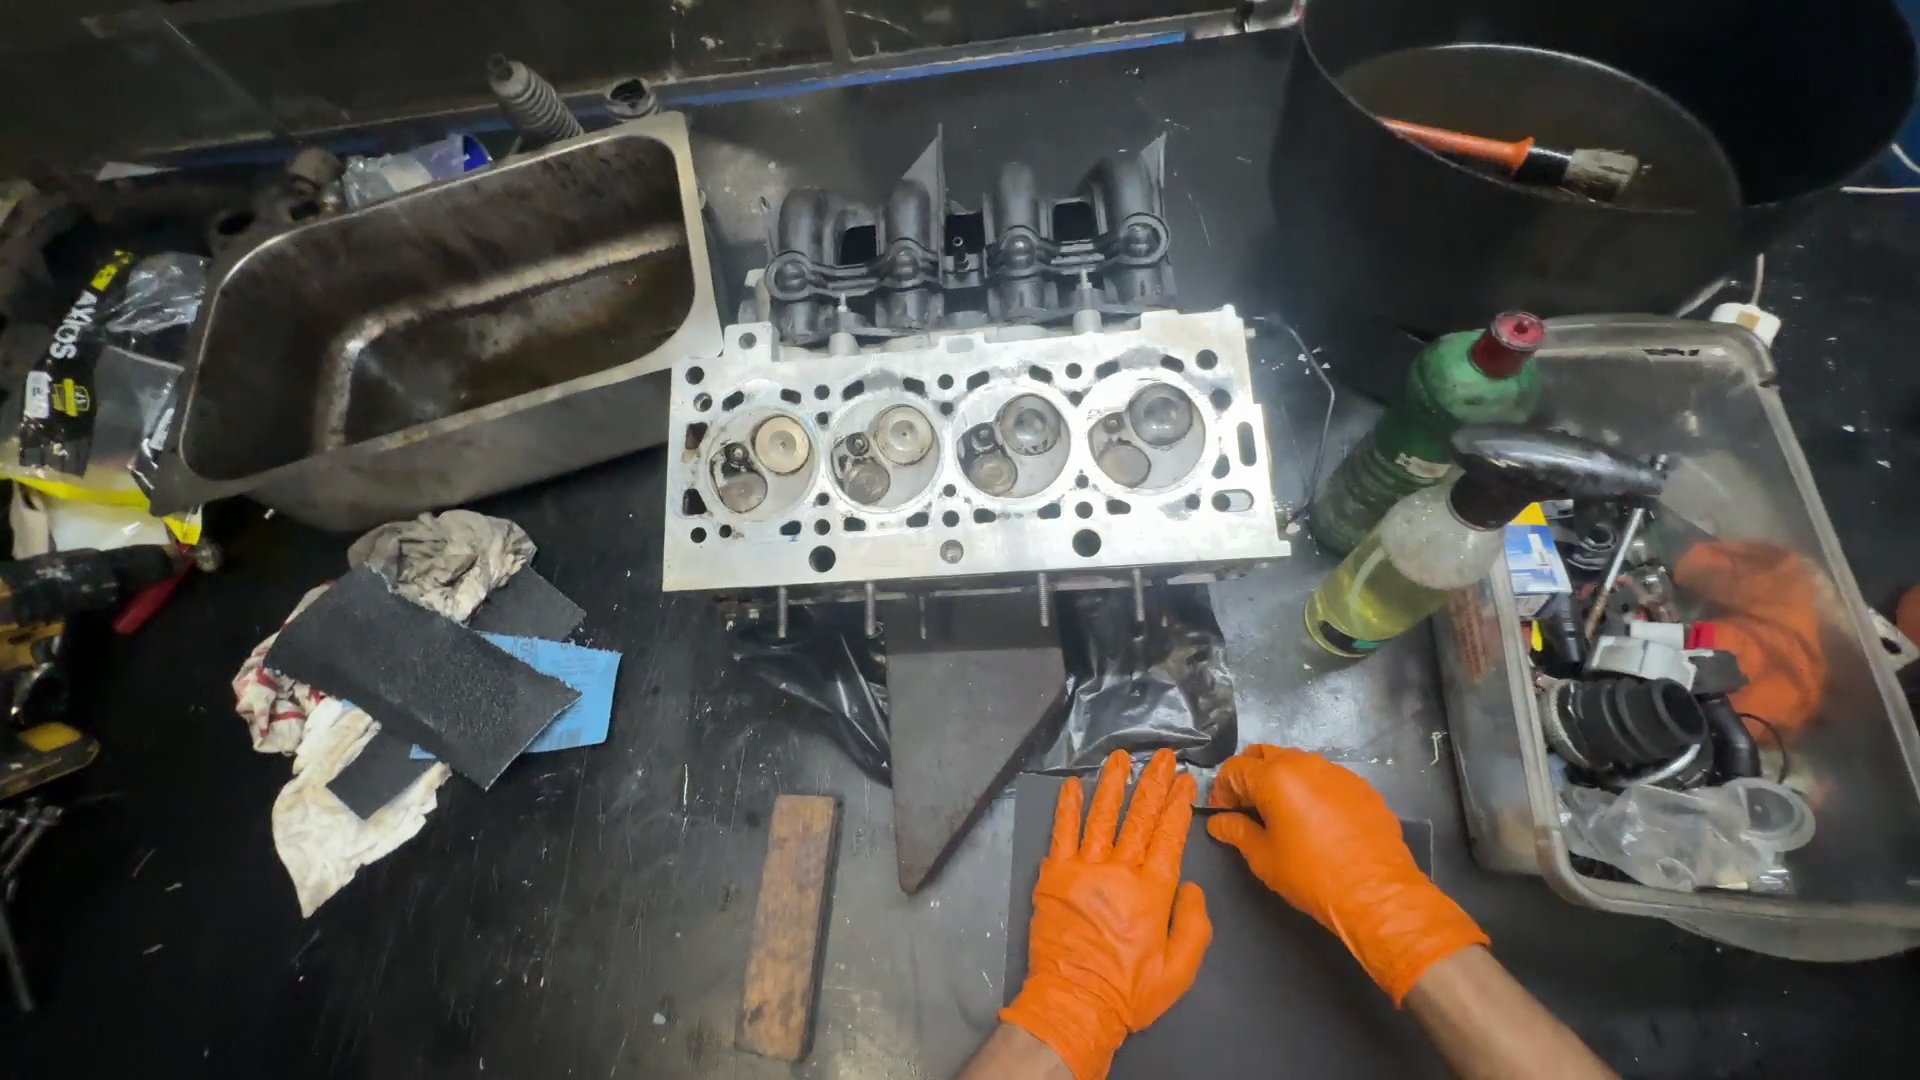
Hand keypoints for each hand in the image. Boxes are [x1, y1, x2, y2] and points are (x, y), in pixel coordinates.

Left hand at [1001, 749, 1212, 1079]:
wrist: (1075, 1002)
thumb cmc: (1130, 991)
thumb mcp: (1181, 969)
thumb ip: (1194, 925)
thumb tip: (1192, 886)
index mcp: (1151, 891)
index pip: (1168, 835)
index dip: (1177, 804)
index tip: (1184, 779)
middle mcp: (1119, 870)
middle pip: (1139, 817)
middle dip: (1152, 783)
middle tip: (1161, 756)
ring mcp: (1083, 868)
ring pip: (1101, 815)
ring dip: (1113, 783)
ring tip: (1120, 757)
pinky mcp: (1054, 874)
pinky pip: (1062, 832)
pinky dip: (1067, 806)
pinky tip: (1072, 784)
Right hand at [1206, 745, 1486, 1003]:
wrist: (1379, 894)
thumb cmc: (1312, 875)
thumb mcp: (1263, 857)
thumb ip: (1236, 831)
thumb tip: (1219, 822)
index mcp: (1274, 776)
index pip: (1234, 768)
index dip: (1222, 789)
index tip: (1222, 812)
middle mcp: (1304, 764)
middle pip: (1264, 754)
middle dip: (1249, 775)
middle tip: (1247, 806)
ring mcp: (1336, 772)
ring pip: (1296, 762)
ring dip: (1280, 779)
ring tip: (1281, 812)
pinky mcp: (1361, 787)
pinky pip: (1325, 778)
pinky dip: (1310, 789)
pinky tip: (1315, 820)